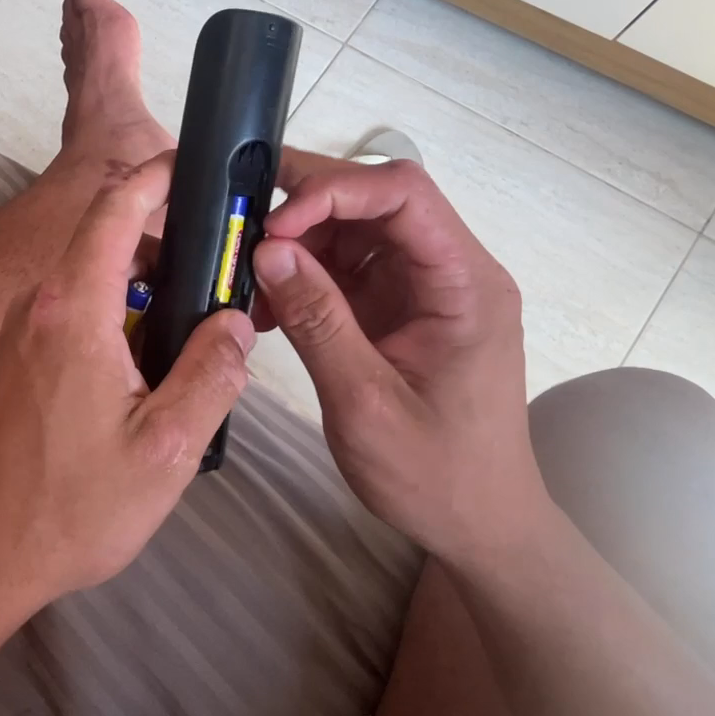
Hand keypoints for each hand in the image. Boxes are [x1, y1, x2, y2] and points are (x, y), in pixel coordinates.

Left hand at [0, 153, 255, 605]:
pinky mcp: (12, 359)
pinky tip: (145, 367)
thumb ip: (210, 375)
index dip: (154, 174)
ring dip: (143, 285)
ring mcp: (17, 331)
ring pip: (89, 278)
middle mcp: (36, 304)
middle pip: (105, 239)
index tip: (192, 163)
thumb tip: (231, 322)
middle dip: (165, 241)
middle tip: (219, 272)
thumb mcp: (165, 449)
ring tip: (192, 328)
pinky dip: (114, 314)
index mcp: (72, 308)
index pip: (114, 207)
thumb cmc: (66, 507)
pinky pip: (70, 312)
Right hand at [250, 149, 542, 564]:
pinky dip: (298, 274)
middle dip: (304, 203)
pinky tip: (265, 306)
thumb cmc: (435, 474)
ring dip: (294, 241)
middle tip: (238, 222)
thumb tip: (266, 249)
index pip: (403, 193)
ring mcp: (418, 285)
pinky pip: (341, 265)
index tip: (273, 227)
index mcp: (463, 282)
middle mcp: (446, 269)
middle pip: (375, 198)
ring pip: (350, 227)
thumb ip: (317, 320)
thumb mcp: (366, 402)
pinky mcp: (393, 305)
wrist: (476, 525)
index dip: (333, 190)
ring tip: (246, 275)